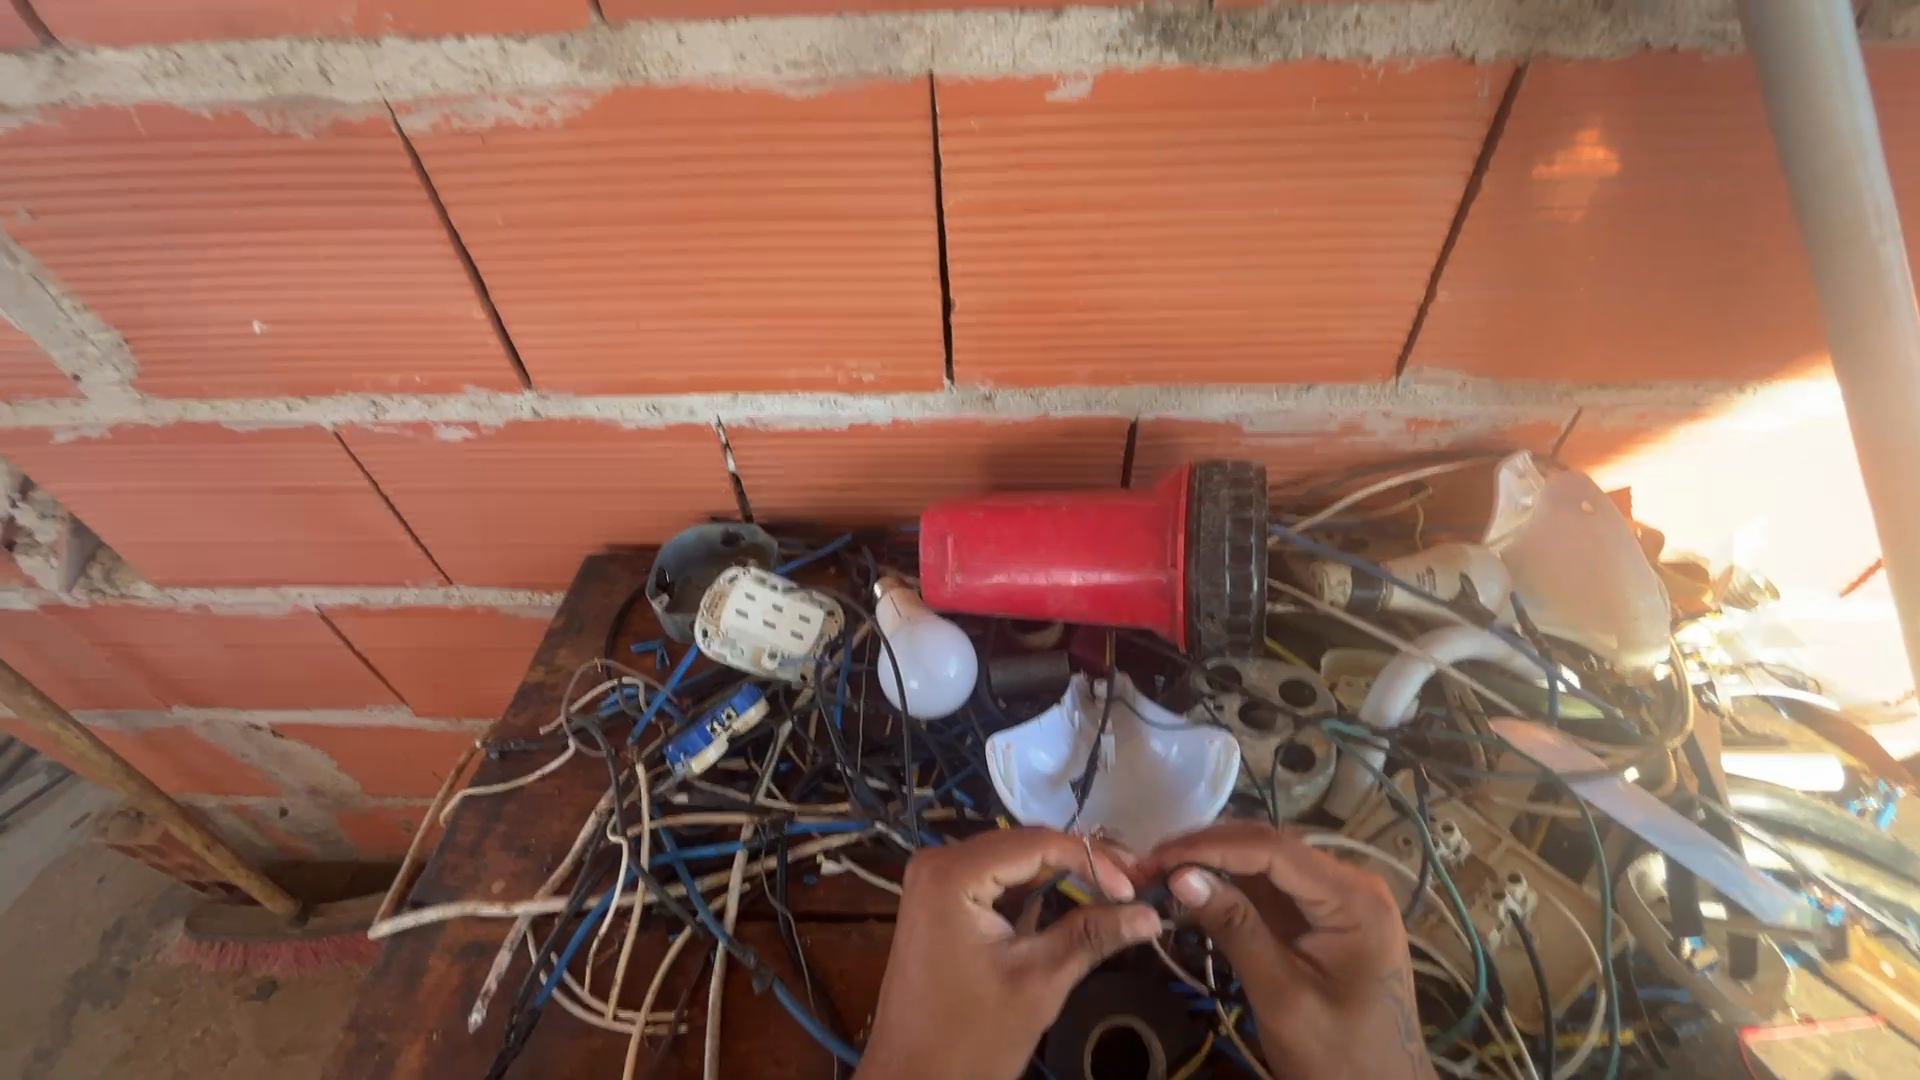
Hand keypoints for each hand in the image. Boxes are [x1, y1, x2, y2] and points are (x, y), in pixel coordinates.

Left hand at [854, 828, 1161, 1079]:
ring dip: (1060, 873)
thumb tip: (1151, 913)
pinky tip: (1073, 895)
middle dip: (1080, 862)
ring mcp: (935, 877)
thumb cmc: (970, 1038)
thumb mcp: (1038, 983)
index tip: (1135, 887)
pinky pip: (995, 879)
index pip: (1035, 843)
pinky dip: (1032, 889)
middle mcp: (937, 859)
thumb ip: (1091, 935)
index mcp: (952, 872)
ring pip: (1012, 860)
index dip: (1090, 860)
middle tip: (1133, 881)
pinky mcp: (940, 897)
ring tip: (1113, 885)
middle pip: (1022, 845)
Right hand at [1143, 822, 1436, 1079]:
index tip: (1157, 857)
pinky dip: (1225, 883)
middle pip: (1266, 845)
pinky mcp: (1316, 914)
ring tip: (1160, 870)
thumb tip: (1179, 876)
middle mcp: (1348, 883)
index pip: (1272, 849)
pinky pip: (1265, 884)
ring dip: (1210, 861)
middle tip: (1149, 862)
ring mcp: (1333, 897)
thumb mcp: (1284, 999)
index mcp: (1355, 898)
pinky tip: (1190, 885)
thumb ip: (1235, 929)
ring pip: (1260, 859)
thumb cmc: (1341, 1060)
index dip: (1210, 846)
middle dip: (1205, 849)